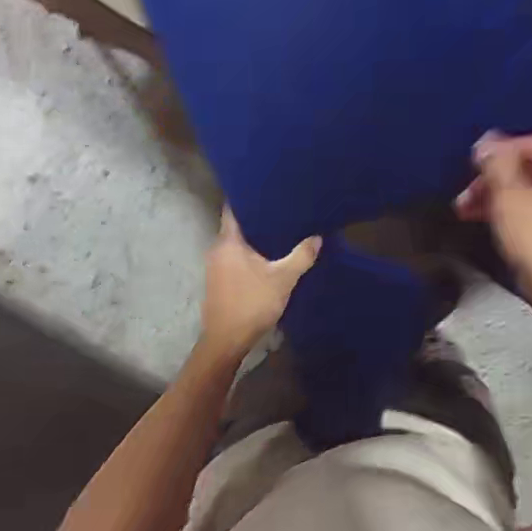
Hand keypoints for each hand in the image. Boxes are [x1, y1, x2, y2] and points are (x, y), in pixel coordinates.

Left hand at [200, 209, 321, 356]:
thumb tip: (317, 237)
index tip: (267, 189)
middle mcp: (216, 249)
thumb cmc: (251, 304)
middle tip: (282, 210)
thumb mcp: (283, 279)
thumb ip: (301, 256)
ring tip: (279, 231)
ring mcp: (214, 266)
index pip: (233, 208)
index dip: (248, 196)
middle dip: (257, 218)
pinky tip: (267, 258)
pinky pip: (234, 259)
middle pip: (236, 226)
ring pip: (235, 244)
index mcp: (228, 241)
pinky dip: (249, 255)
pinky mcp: (218, 281)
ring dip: (254, 239)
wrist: (226, 340)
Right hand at [455, 131, 531, 315]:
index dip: (497, 152)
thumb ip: (495, 164)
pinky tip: (482, 216)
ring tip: (464, 208)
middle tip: (464, 193)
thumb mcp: (508, 197)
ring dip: (494, 195)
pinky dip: (508, 208)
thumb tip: (485, 142)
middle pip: (528, 167)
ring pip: (526, 187)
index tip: (469, 164)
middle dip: (492, 179)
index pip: (531, 144)